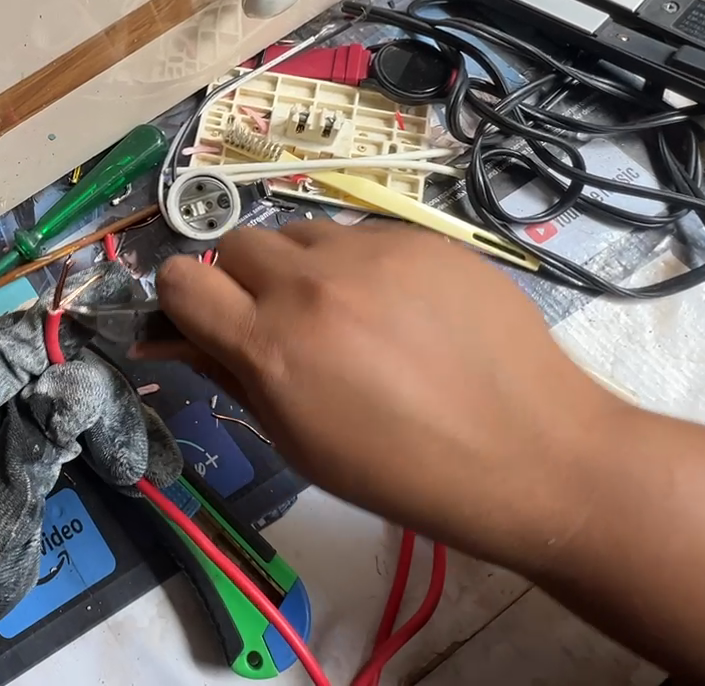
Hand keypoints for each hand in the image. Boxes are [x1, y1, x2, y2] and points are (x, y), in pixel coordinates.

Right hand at [145, 221, 627, 568]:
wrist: (538, 455)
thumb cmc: (404, 472)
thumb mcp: (298, 442)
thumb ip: (227, 376)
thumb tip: (165, 340)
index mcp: (272, 346)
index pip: (178, 279)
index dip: (181, 299)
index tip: (205, 320)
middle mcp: (309, 285)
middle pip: (232, 243)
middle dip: (243, 280)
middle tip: (283, 322)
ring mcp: (368, 252)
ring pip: (294, 233)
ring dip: (300, 267)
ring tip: (348, 312)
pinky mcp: (417, 235)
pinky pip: (356, 235)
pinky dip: (358, 265)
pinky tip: (400, 306)